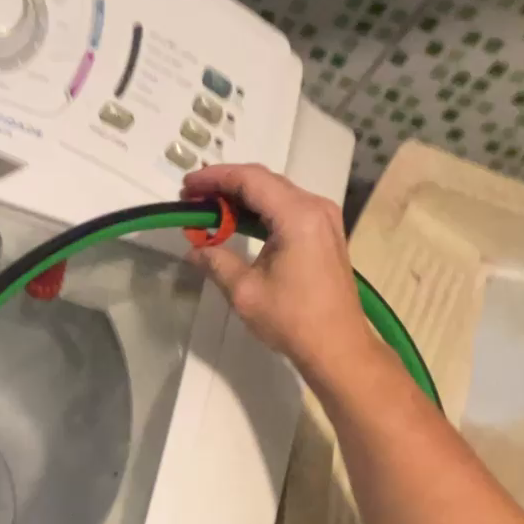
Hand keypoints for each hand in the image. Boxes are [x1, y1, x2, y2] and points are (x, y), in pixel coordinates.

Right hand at [182, 164, 373, 375]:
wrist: (336, 345)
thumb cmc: (292, 319)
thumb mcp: (245, 291)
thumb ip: (217, 262)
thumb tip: (195, 250)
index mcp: (297, 216)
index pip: (250, 180)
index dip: (215, 178)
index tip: (186, 187)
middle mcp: (315, 207)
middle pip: (265, 181)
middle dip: (226, 185)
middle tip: (193, 197)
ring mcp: (324, 218)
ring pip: (276, 193)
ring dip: (242, 197)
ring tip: (210, 208)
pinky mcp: (324, 232)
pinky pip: (288, 208)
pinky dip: (260, 209)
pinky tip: (238, 221)